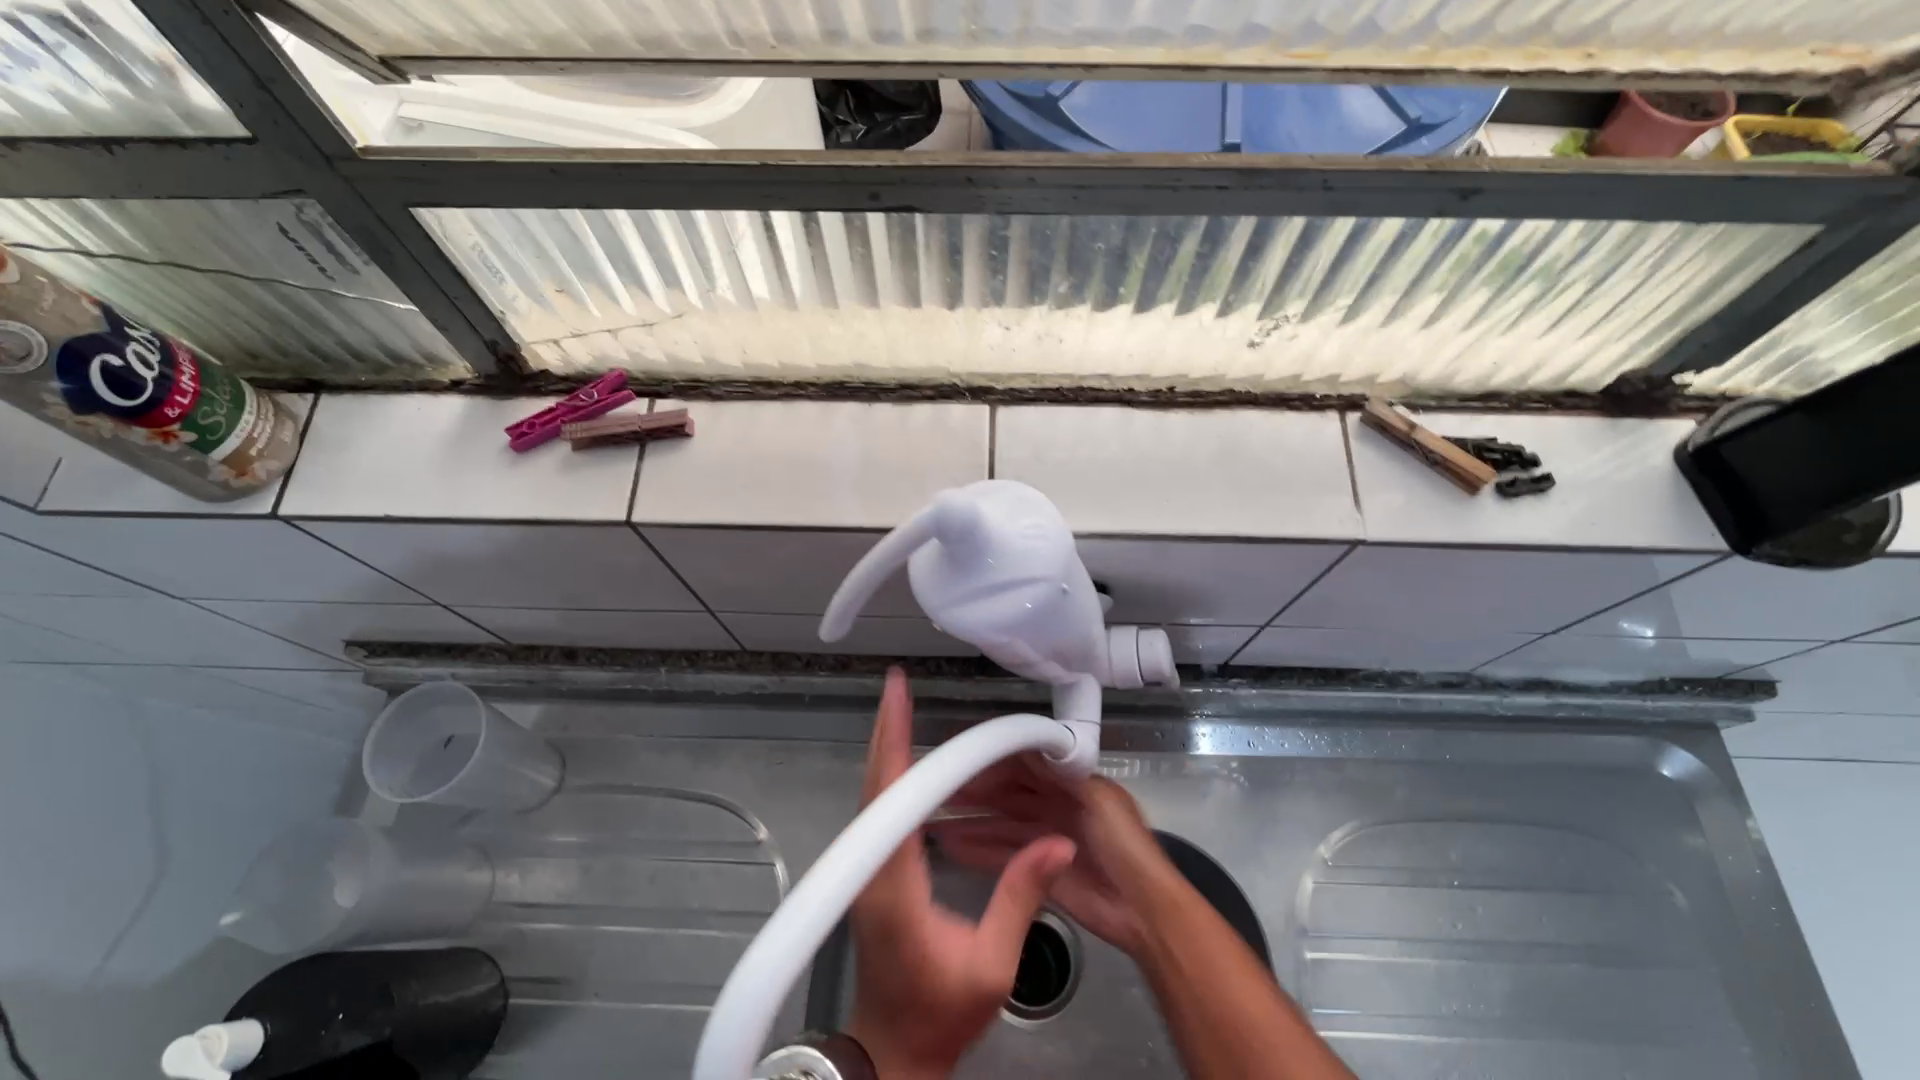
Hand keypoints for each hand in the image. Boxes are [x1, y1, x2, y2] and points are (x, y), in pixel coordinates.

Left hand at [847, 669, 1076, 1079]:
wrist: (895, 1049)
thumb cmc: (942, 1013)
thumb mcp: (992, 965)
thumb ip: (1021, 897)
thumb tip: (1059, 841)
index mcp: (893, 887)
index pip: (893, 800)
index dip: (895, 744)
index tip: (896, 698)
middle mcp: (868, 872)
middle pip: (874, 788)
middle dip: (885, 732)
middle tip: (897, 687)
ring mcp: (862, 876)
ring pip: (870, 800)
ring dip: (885, 753)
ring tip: (902, 712)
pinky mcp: (867, 879)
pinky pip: (876, 817)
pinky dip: (888, 781)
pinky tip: (905, 766)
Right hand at [935, 760, 1164, 957]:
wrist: (1145, 910)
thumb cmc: (1126, 848)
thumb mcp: (1102, 801)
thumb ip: (1065, 773)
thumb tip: (1029, 747)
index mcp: (1076, 785)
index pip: (1028, 765)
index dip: (998, 761)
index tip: (967, 759)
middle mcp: (1059, 807)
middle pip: (1011, 793)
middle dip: (978, 790)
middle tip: (942, 789)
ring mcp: (1048, 840)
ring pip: (1002, 824)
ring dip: (973, 821)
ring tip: (936, 819)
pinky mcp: (1040, 871)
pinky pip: (1004, 855)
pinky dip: (979, 850)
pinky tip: (952, 846)